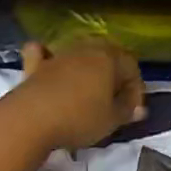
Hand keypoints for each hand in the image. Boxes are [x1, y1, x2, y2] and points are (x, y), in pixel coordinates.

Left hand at [0, 41, 147, 154]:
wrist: (31, 119)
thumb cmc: (79, 119)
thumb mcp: (111, 121)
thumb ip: (127, 111)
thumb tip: (139, 108)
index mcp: (109, 58)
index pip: (132, 68)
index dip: (136, 91)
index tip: (132, 113)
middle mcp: (85, 49)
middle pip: (107, 58)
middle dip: (114, 78)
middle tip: (113, 102)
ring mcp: (58, 54)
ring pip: (79, 55)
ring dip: (87, 71)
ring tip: (87, 94)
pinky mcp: (35, 66)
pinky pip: (44, 55)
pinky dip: (48, 58)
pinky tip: (49, 64)